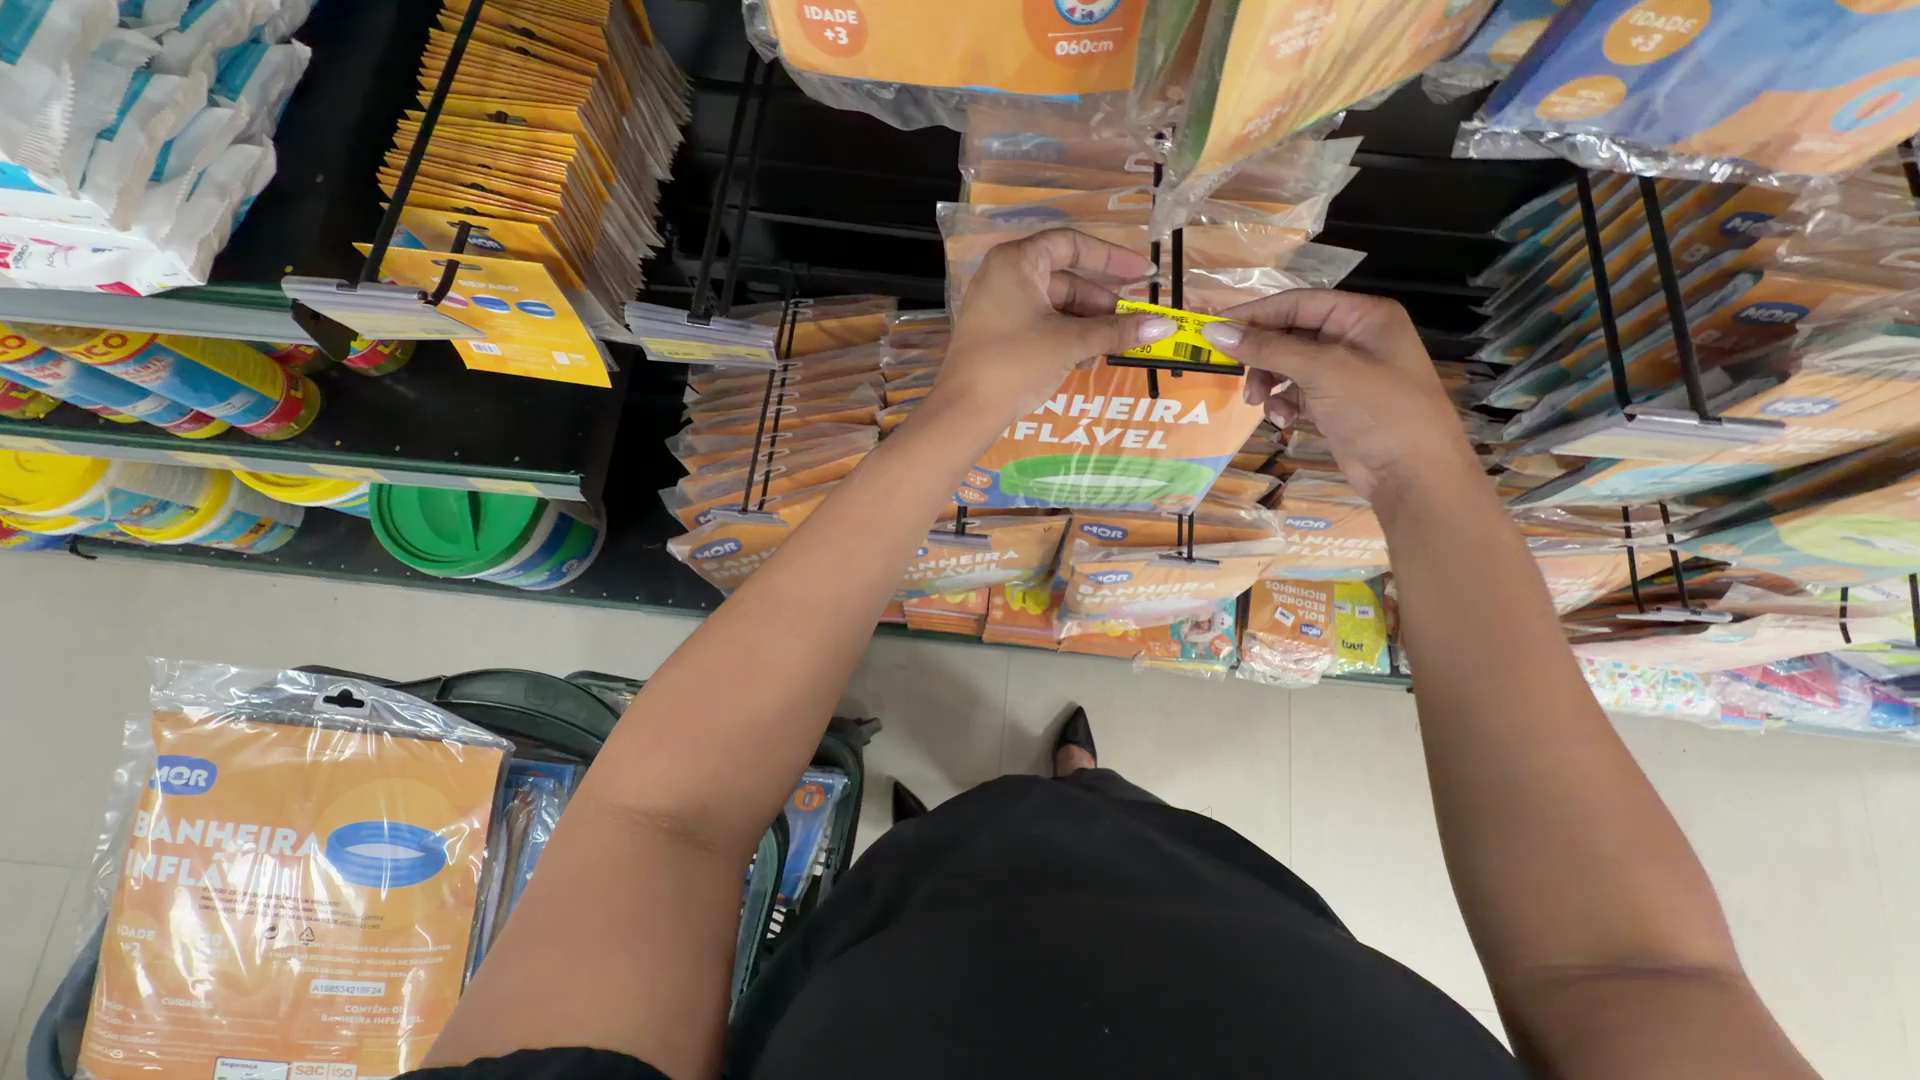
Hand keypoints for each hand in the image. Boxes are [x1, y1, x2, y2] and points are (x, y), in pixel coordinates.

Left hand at [927, 229, 1176, 436]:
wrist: (965, 411)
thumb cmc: (1016, 364)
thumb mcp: (1071, 343)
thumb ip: (1117, 330)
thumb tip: (1165, 326)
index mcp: (1017, 262)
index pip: (1071, 244)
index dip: (1111, 257)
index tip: (1145, 273)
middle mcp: (1005, 276)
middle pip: (1066, 277)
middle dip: (1102, 301)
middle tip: (1133, 321)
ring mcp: (999, 306)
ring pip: (1056, 305)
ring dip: (1088, 323)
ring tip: (1114, 345)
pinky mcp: (999, 334)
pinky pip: (1041, 324)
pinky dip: (1067, 336)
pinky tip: (1088, 357)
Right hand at [1199, 290, 1478, 500]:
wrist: (1413, 474)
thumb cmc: (1377, 410)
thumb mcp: (1322, 371)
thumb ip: (1268, 348)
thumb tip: (1214, 331)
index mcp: (1363, 316)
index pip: (1298, 303)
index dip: (1255, 315)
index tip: (1214, 330)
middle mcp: (1355, 337)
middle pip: (1290, 333)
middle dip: (1261, 355)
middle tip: (1234, 373)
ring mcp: (1346, 371)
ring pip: (1289, 364)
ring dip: (1268, 381)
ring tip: (1257, 403)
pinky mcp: (1337, 402)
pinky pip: (1297, 390)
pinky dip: (1282, 402)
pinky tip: (1280, 419)